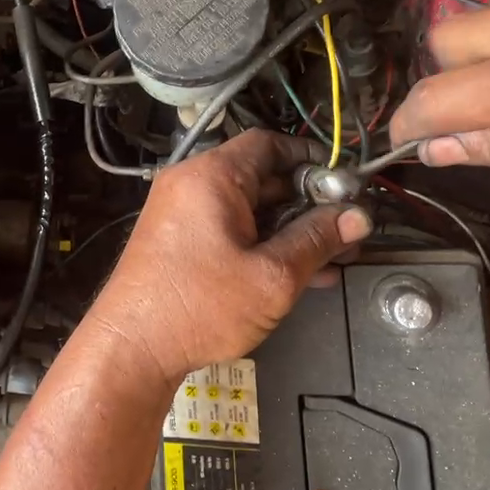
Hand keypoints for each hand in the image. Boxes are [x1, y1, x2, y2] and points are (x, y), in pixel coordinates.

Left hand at [82, 131, 371, 385]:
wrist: (132, 346)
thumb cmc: (201, 306)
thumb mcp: (272, 276)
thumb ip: (317, 240)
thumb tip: (357, 216)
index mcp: (210, 176)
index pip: (267, 143)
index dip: (310, 157)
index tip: (344, 183)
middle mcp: (191, 183)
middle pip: (260, 175)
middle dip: (307, 202)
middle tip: (347, 229)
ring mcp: (181, 212)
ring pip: (248, 207)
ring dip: (290, 228)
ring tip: (334, 256)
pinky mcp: (179, 240)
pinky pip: (229, 227)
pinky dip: (262, 242)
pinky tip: (300, 272)